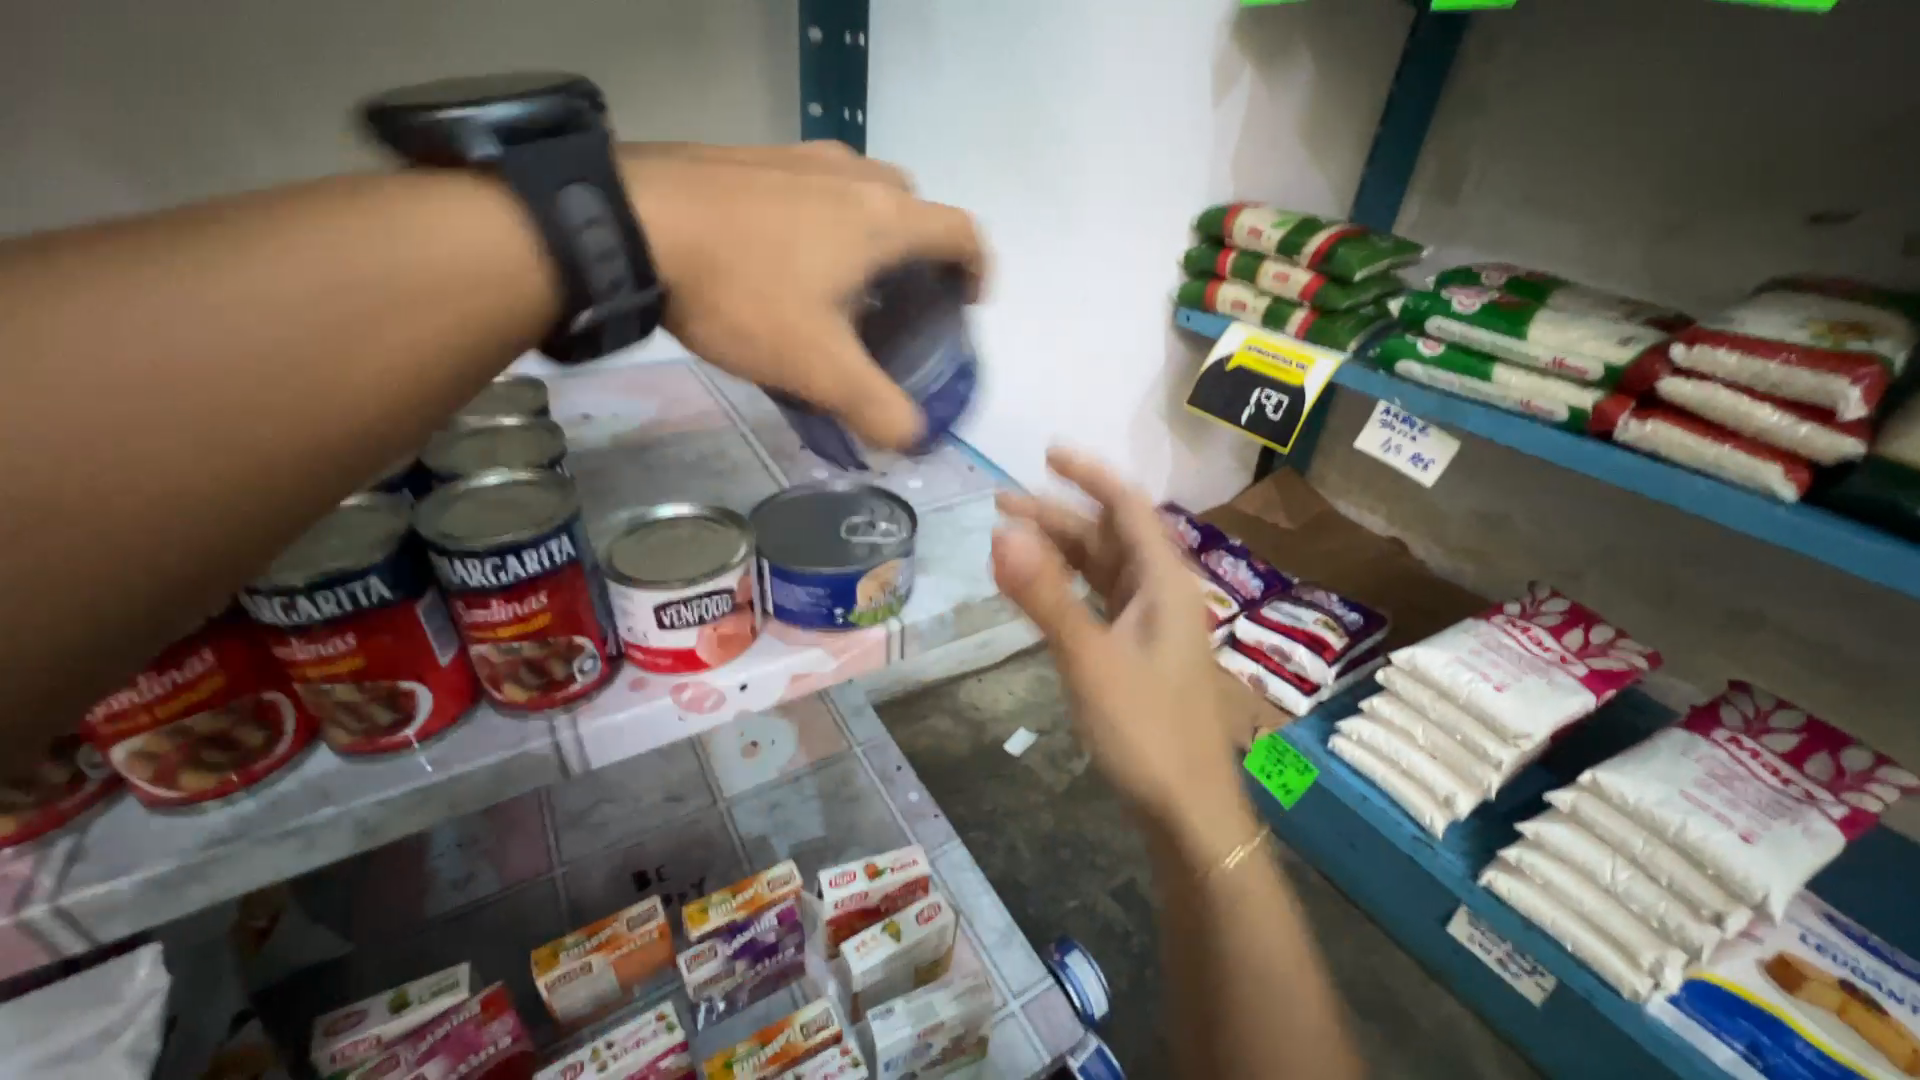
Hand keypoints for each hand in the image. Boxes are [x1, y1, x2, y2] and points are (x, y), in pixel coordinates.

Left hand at [618, 141, 985, 449]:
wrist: (630, 223)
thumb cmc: (744, 292)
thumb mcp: (817, 366)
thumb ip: (876, 407)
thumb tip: (914, 438)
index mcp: (885, 219)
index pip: (963, 232)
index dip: (979, 271)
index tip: (967, 306)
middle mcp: (853, 175)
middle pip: (913, 209)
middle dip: (921, 256)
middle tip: (900, 303)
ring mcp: (798, 158)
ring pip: (860, 194)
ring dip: (868, 236)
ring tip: (841, 285)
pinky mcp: (751, 156)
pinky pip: (810, 188)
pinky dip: (820, 221)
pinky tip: (781, 261)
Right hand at [994, 448, 1248, 839]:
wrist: (1188, 810)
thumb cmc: (1147, 731)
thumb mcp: (1090, 660)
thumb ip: (1045, 596)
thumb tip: (1001, 532)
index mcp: (1164, 582)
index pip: (1127, 506)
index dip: (1089, 475)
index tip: (1046, 453)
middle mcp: (1161, 594)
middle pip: (1109, 536)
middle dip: (1058, 514)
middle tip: (1000, 504)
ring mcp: (1151, 626)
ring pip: (1103, 570)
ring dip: (1060, 550)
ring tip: (1009, 541)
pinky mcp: (1137, 654)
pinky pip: (1099, 602)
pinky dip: (1066, 587)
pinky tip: (1037, 591)